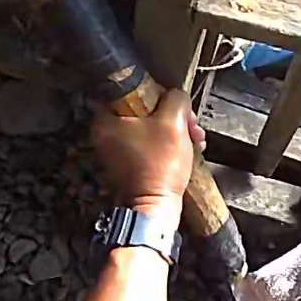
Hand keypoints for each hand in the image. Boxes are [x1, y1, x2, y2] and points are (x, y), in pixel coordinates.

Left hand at [91, 89, 203, 215]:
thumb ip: (176, 99)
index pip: (135, 92)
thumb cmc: (160, 164)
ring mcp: (117, 152)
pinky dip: (169, 147)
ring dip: (177, 132)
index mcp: (105, 120)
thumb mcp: (173, 122)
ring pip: (153, 129)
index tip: (178, 108)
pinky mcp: (130, 166)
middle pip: (147, 112)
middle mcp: (105, 135)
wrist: (156, 208)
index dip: (161, 96)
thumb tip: (176, 96)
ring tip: (196, 141)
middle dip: (175, 118)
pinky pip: (151, 146)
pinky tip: (189, 151)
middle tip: (192, 127)